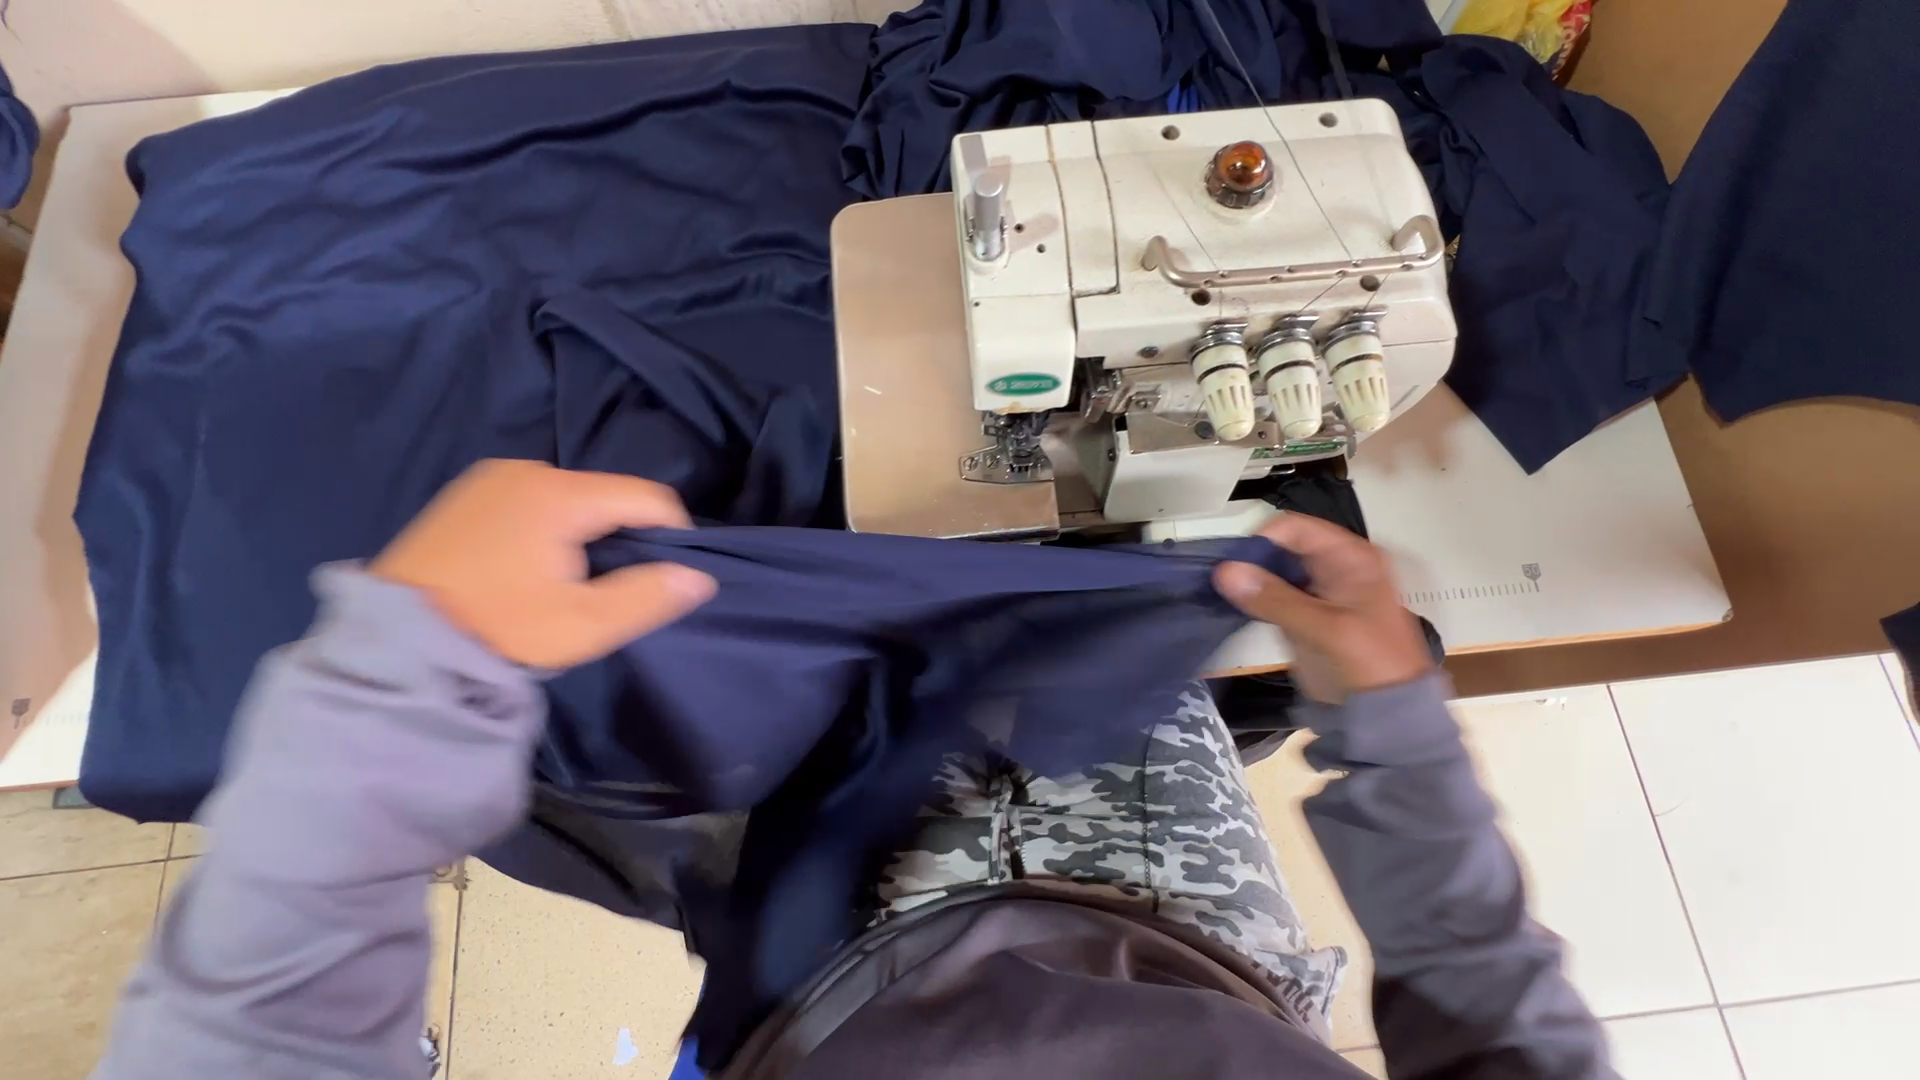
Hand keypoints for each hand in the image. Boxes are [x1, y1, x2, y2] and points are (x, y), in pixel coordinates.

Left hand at [372, 460, 715, 667]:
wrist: (393, 642)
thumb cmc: (499, 629)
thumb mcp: (584, 625)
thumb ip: (648, 596)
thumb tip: (700, 577)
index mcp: (559, 494)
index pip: (648, 498)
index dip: (672, 535)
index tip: (663, 576)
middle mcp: (526, 471)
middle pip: (610, 496)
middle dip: (625, 536)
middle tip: (611, 586)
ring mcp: (492, 478)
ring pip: (575, 498)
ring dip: (589, 533)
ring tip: (572, 579)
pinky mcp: (468, 494)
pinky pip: (536, 500)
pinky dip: (553, 526)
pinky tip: (534, 565)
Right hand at [1212, 512, 1431, 702]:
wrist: (1386, 713)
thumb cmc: (1368, 664)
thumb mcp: (1325, 629)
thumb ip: (1275, 599)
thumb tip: (1224, 570)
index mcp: (1351, 556)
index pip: (1296, 528)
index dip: (1263, 540)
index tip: (1234, 565)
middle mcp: (1333, 564)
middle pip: (1280, 545)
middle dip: (1251, 559)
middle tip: (1221, 581)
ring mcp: (1316, 588)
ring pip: (1271, 568)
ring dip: (1248, 578)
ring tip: (1223, 593)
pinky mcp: (1301, 611)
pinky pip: (1269, 592)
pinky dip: (1252, 596)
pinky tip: (1233, 605)